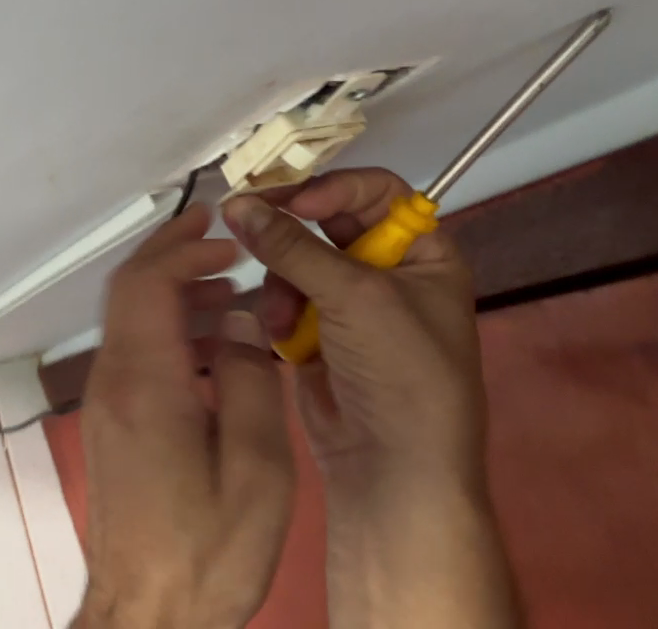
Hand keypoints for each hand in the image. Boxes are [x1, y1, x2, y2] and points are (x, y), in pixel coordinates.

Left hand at [74, 203, 294, 628]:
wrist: (146, 608)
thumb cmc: (208, 548)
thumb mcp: (257, 469)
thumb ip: (246, 380)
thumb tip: (234, 320)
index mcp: (145, 381)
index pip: (148, 283)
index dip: (185, 248)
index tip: (228, 238)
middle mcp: (112, 378)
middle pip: (127, 288)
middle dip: (168, 250)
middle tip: (215, 232)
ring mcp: (104, 397)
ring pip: (127, 315)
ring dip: (168, 287)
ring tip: (224, 284)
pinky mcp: (109, 417)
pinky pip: (132, 347)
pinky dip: (165, 325)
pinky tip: (208, 342)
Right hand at [224, 169, 485, 486]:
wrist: (391, 468)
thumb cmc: (400, 373)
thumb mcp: (353, 298)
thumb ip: (291, 245)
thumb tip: (233, 202)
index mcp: (424, 253)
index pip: (377, 191)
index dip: (334, 189)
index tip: (294, 205)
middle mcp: (388, 269)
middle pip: (327, 220)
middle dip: (290, 230)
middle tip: (244, 221)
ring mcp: (349, 300)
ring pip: (296, 257)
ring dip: (281, 279)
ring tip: (280, 314)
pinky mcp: (317, 328)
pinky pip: (283, 294)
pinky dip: (277, 309)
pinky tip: (280, 337)